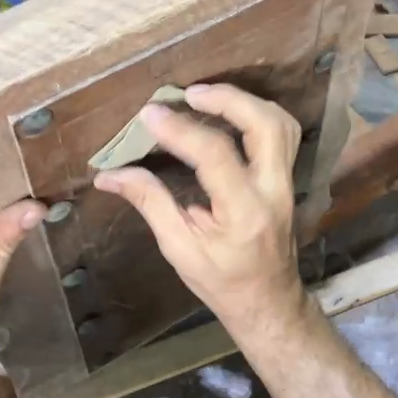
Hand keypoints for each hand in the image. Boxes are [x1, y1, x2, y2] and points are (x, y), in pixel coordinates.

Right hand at [94, 84, 305, 326]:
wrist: (270, 303)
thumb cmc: (222, 282)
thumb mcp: (179, 250)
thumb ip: (150, 203)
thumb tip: (109, 174)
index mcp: (244, 213)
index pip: (215, 156)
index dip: (180, 130)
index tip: (149, 114)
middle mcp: (273, 190)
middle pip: (266, 126)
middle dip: (229, 100)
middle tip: (189, 94)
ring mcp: (287, 182)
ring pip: (281, 124)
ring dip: (245, 101)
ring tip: (206, 97)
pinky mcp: (288, 177)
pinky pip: (282, 133)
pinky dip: (255, 113)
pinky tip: (227, 111)